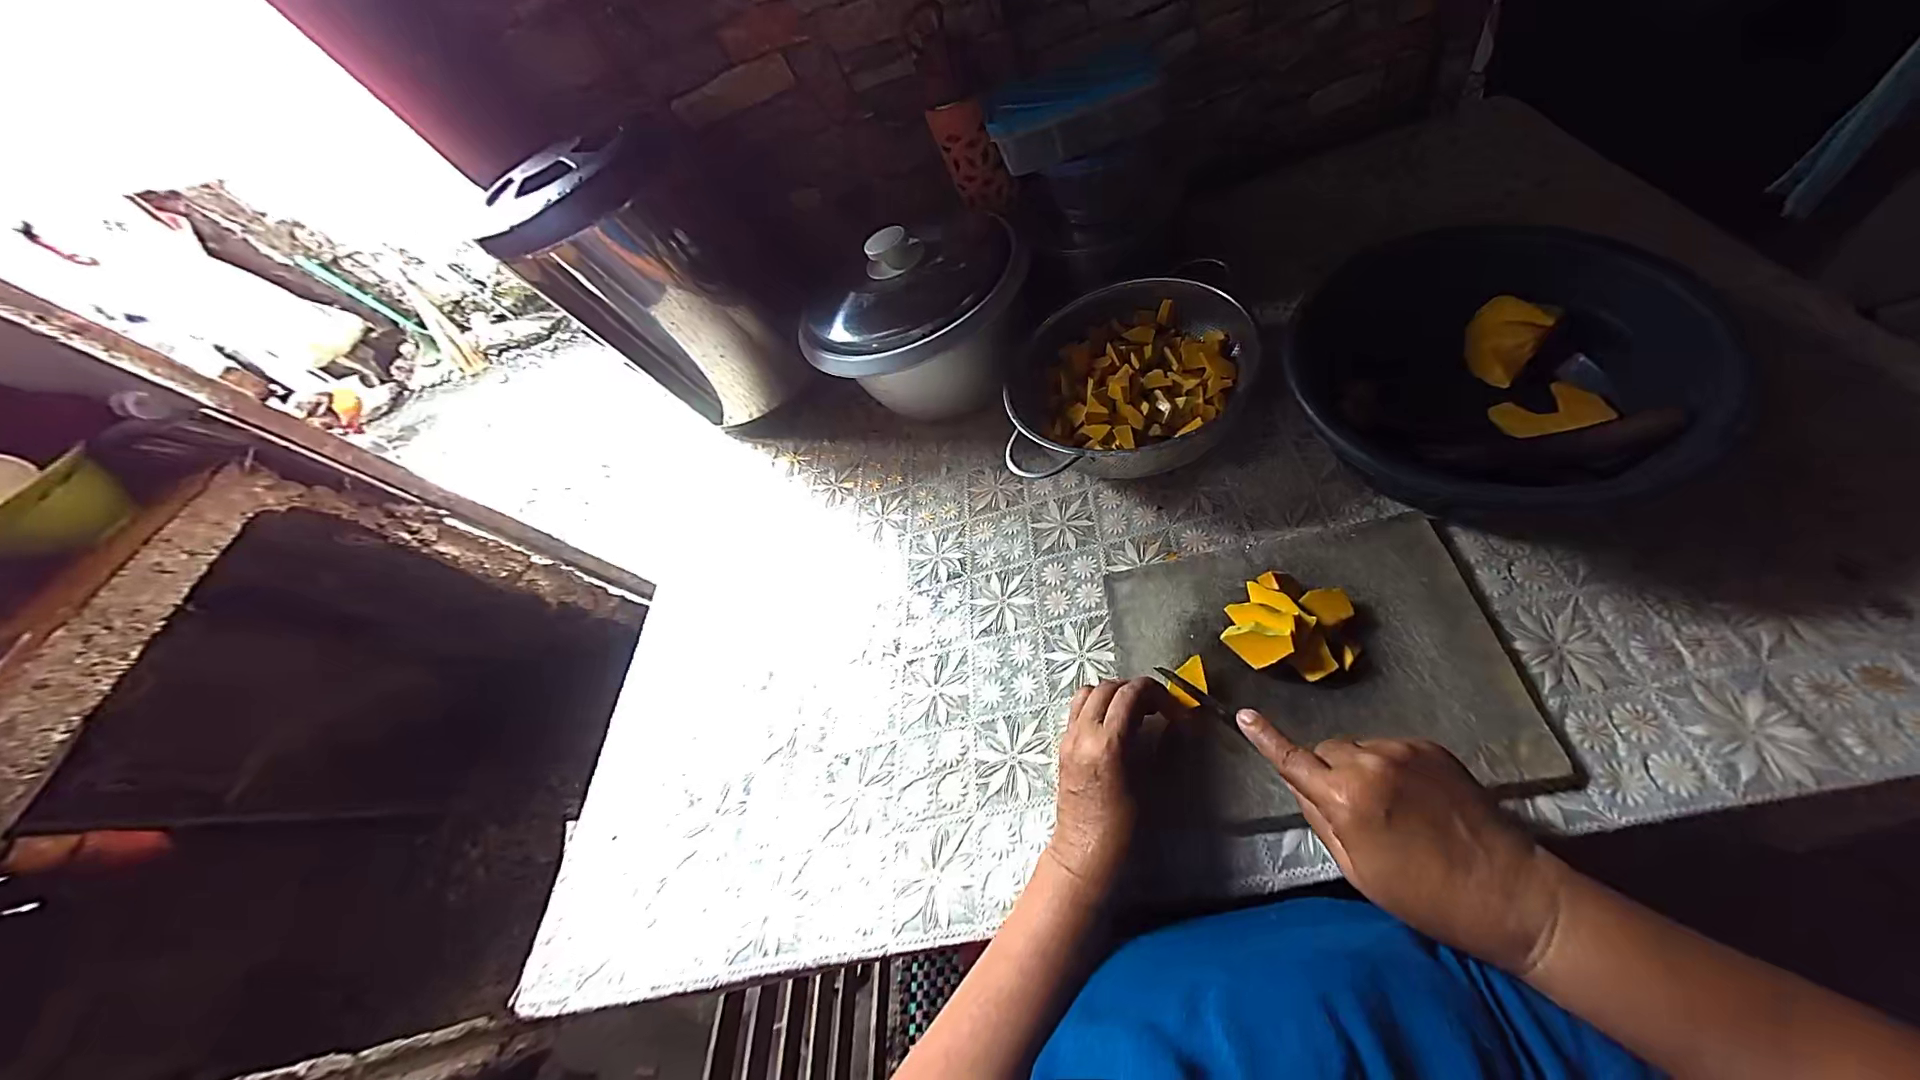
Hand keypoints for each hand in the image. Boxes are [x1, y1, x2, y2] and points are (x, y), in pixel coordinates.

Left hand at [1046, 678, 1175, 895]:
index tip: (1173, 709)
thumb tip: (1177, 722)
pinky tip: (1115, 725)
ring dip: (1113, 694)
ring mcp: (1069, 737)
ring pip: (1088, 693)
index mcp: (1107, 743)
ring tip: (1135, 713)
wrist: (1084, 850)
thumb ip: (1161, 745)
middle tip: (1157, 708)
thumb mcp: (1150, 784)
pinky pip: (1078, 710)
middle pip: (1108, 687)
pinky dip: (1097, 706)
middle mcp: (1083, 734)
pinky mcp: (1063, 745)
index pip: (1130, 694)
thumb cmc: (1121, 826)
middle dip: (1135, 690)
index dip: (1157, 693)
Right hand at [1235, 709, 1568, 973]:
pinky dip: (1390, 767)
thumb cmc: (1425, 896)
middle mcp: (1369, 764)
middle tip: (1352, 809)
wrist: (1514, 895)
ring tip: (1393, 807)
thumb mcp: (1356, 869)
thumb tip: (1300, 784)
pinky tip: (1417, 798)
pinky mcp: (1432, 748)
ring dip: (1360, 769)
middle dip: (1327, 772)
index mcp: (1345, 798)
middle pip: (1325, 751)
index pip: (1292, 760)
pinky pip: (1389, 749)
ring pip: (1357, 749)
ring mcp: (1403, 751)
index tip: (1244, 714)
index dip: (1265, 738)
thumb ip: (1320, 819)